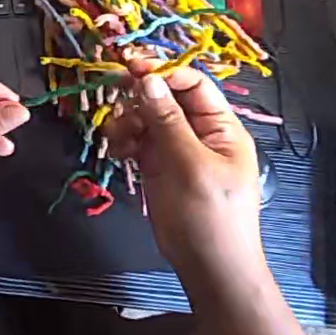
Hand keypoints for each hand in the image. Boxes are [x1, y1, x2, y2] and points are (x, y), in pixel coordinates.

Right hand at [108, 70, 266, 291]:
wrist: (207, 267)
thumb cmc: (211, 216)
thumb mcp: (190, 165)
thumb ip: (167, 121)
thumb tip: (148, 80)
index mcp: (220, 127)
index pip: (192, 84)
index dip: (163, 72)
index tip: (130, 67)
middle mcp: (198, 132)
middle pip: (164, 97)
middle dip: (139, 96)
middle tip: (114, 97)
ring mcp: (176, 148)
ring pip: (145, 116)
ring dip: (127, 120)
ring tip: (118, 138)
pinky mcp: (157, 164)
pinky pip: (135, 138)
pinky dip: (123, 139)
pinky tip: (119, 151)